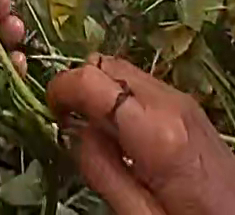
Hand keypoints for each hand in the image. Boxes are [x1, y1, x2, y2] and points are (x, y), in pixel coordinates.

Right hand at [46, 55, 234, 214]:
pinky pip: (138, 83)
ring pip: (120, 68)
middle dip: (79, 86)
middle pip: (103, 63)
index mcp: (154, 131)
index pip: (92, 79)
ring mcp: (178, 96)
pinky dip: (118, 96)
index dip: (61, 88)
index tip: (48, 112)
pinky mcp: (185, 102)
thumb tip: (76, 132)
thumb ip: (102, 172)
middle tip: (70, 126)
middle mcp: (166, 99)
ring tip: (96, 134)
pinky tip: (123, 136)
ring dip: (98, 89)